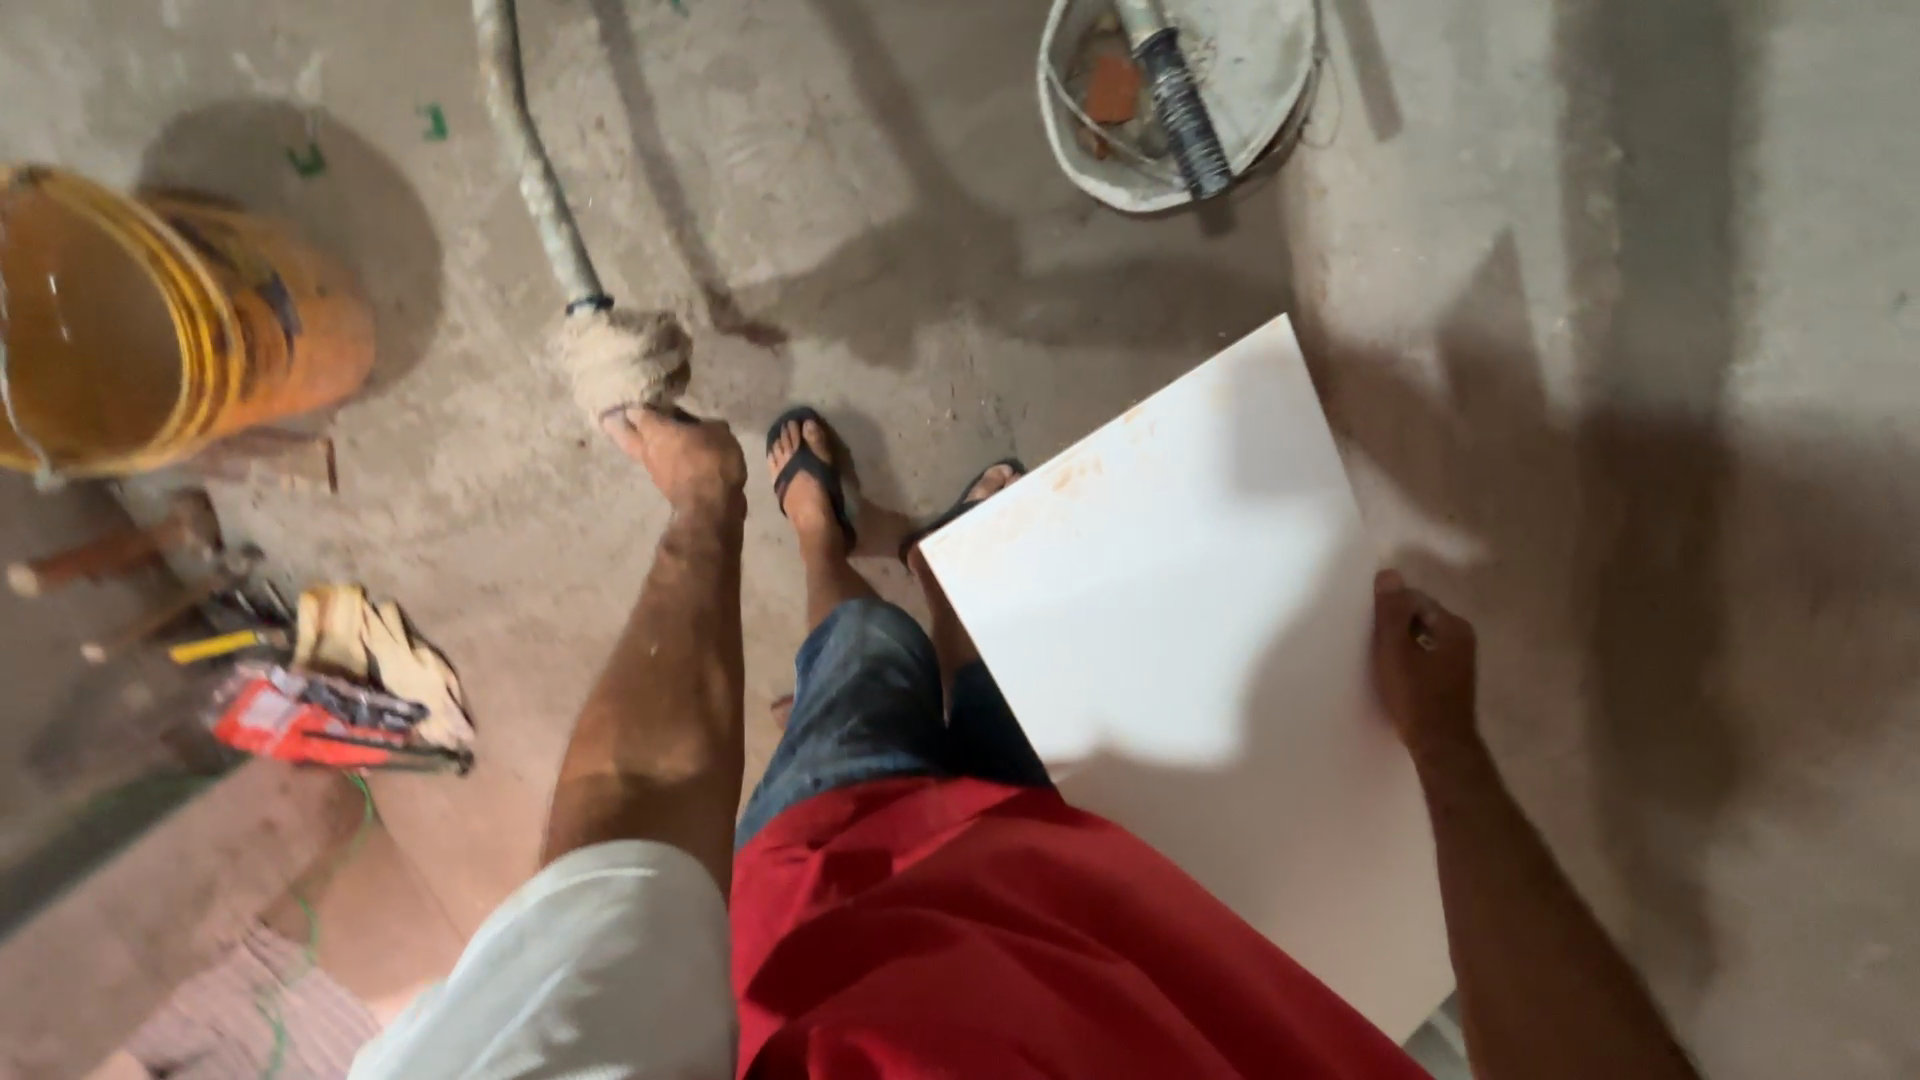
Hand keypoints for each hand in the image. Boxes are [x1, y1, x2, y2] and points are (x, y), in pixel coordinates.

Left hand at [601, 406, 746, 512]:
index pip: (638, 412)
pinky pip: (660, 468)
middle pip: (623, 434)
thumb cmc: (711, 461)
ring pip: (640, 453)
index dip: (640, 405)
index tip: (642, 401)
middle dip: (618, 425)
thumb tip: (705, 427)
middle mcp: (647, 449)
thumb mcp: (719, 434)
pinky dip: (663, 462)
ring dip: (643, 446)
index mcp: (656, 430)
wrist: (710, 506)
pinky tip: (674, 460)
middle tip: (613, 416)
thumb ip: (708, 426)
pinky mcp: (665, 488)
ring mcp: (653, 471)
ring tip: (651, 439)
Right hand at [1371, 569, 1477, 753]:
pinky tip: (1393, 670)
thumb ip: (1391, 612)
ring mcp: (1459, 658)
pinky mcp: (1450, 676)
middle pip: (1419, 616)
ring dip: (1399, 640)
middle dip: (1394, 622)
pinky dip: (1408, 655)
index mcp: (1453, 626)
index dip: (1389, 608)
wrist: (1439, 742)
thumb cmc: (1415, 694)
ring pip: (1420, 635)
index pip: (1414, 599)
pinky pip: (1424, 652)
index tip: (1369, 625)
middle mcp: (1462, 637)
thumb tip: (1389, 573)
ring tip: (1377, 655)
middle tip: (1370, 639)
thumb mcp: (1395, 650)